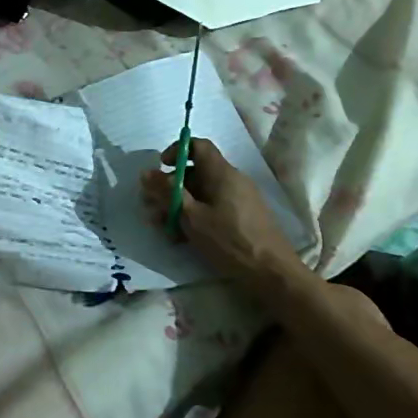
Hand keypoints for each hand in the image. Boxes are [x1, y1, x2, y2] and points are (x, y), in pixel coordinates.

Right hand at [143, 137, 308, 288]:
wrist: (271, 271)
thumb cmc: (229, 240)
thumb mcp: (192, 217)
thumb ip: (168, 193)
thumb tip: (147, 172)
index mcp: (222, 173)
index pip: (199, 146)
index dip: (177, 151)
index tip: (161, 168)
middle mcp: (232, 180)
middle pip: (196, 174)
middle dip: (170, 188)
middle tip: (150, 207)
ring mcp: (239, 200)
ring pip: (202, 195)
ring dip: (179, 207)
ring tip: (160, 228)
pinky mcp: (242, 218)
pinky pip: (213, 209)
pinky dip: (195, 218)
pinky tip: (180, 239)